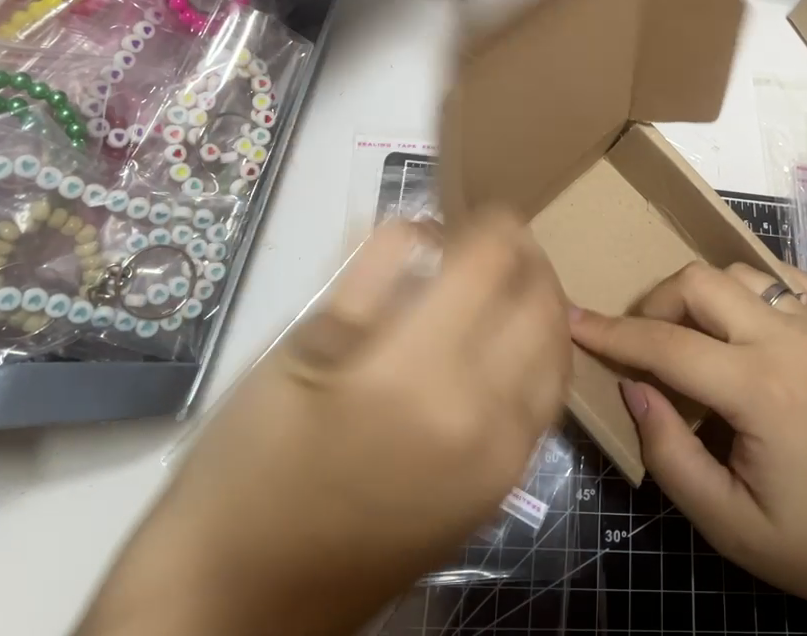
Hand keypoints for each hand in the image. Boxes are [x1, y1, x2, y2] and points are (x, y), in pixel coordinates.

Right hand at [79, 213, 571, 635]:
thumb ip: (373, 275)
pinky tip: (510, 341)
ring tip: (509, 282)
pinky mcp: (504, 490)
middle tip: (495, 241)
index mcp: (414, 371)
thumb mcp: (300, 346)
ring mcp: (502, 459)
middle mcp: (478, 414)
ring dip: (543, 301)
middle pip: (541, 298)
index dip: (491, 221)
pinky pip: (547, 401)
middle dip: (525, 254)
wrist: (249, 594)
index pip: (491, 260)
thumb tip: (428, 228)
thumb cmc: (252, 461)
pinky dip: (542, 354)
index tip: (473, 212)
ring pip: (558, 349)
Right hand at [571, 261, 806, 635]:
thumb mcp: (725, 522)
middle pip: (700, 282)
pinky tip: (741, 320)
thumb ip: (668, 451)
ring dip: (700, 294)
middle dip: (654, 305)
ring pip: (740, 271)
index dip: (610, 334)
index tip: (571, 320)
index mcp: (763, 390)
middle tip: (638, 347)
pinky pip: (788, 281)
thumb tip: (633, 387)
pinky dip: (753, 287)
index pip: (667, 345)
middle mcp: (792, 341)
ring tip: (687, 339)